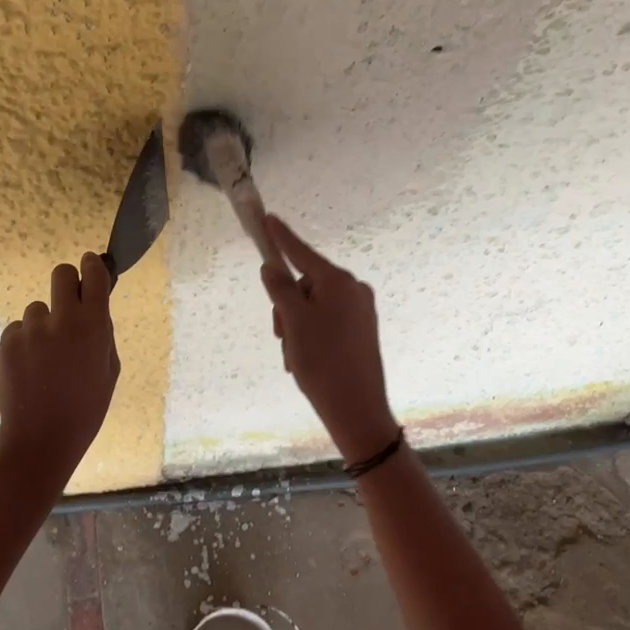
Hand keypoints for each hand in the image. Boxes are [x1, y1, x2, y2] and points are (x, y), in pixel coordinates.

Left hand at [0, 253, 120, 484]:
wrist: (41, 439)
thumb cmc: (85, 408)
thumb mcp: (109, 369)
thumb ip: (103, 333)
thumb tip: (95, 308)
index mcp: (94, 325)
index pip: (93, 274)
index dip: (92, 265)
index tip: (90, 265)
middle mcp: (63, 319)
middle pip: (61, 273)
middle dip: (66, 283)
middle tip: (67, 306)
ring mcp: (32, 329)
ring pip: (37, 308)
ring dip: (42, 324)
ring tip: (44, 358)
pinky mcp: (7, 342)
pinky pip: (18, 330)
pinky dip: (23, 343)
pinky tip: (28, 369)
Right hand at [258, 215, 400, 462]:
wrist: (358, 411)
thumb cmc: (322, 362)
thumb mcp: (293, 322)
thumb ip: (280, 289)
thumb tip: (272, 268)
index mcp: (338, 282)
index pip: (302, 252)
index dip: (281, 237)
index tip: (268, 218)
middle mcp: (353, 289)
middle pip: (304, 283)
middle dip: (287, 307)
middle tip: (282, 337)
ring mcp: (360, 310)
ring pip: (313, 306)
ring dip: (296, 327)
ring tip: (295, 356)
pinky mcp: (362, 331)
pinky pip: (326, 321)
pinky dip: (311, 336)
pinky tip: (306, 361)